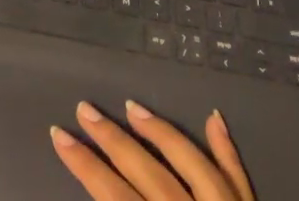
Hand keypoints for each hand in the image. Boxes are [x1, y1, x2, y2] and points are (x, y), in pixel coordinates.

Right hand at [50, 101, 253, 200]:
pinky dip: (227, 149)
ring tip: (132, 107)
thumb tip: (104, 199)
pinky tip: (214, 119)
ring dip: (160, 133)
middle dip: (112, 139)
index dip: (84, 165)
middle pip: (147, 172)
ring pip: (192, 165)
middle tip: (84, 109)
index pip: (114, 196)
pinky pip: (240, 180)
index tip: (57, 135)